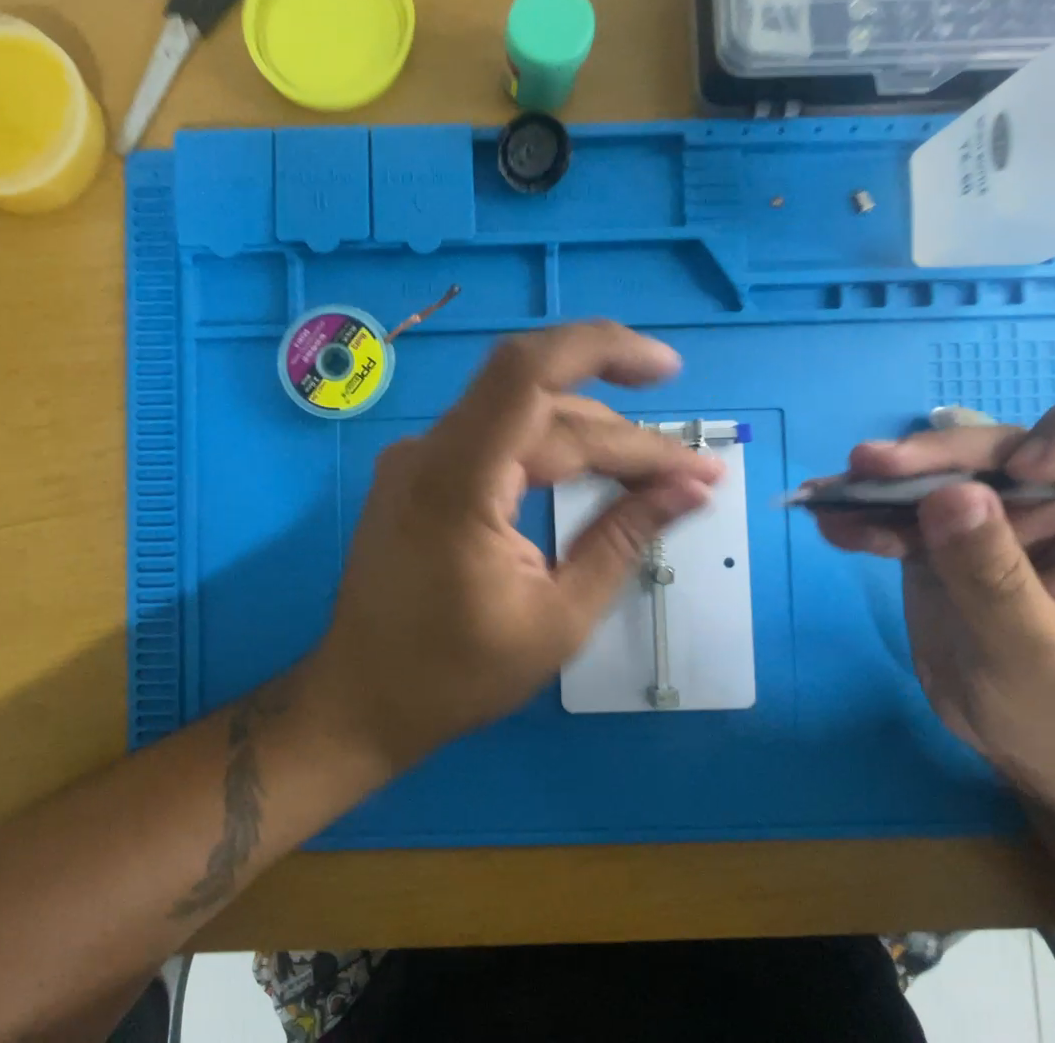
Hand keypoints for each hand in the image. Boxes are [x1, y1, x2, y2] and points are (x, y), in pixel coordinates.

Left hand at [311, 321, 724, 767]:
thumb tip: (692, 487)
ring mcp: (416, 462)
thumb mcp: (558, 617)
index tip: (674, 382)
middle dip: (620, 430)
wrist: (363, 700)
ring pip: (516, 420)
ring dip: (588, 437)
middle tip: (686, 473)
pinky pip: (493, 444)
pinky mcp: (416, 478)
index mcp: (455, 482)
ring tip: (653, 472)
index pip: (532, 377)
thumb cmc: (457, 674)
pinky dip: (548, 453)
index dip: (608, 355)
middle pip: (537, 404)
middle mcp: (427, 452)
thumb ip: (624, 539)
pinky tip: (592, 472)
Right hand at [814, 388, 1054, 815]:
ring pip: (946, 474)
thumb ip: (996, 578)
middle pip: (1008, 447)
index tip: (1024, 468)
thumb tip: (951, 495)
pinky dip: (866, 516)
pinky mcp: (947, 543)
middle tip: (870, 467)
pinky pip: (905, 514)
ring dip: (886, 480)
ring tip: (829, 492)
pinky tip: (829, 523)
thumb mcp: (1040, 655)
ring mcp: (1004, 522)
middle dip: (940, 456)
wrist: (1031, 754)